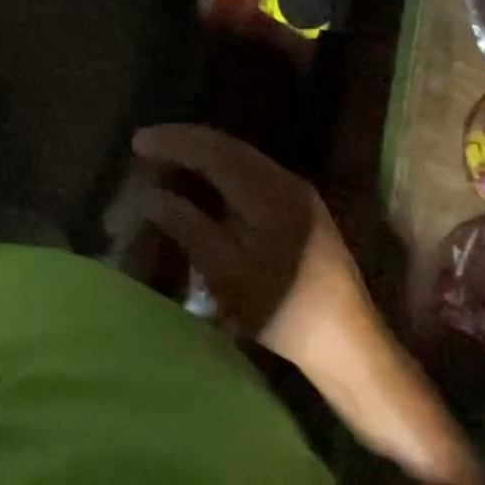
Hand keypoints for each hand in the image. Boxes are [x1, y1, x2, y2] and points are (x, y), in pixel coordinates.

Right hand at [134, 124, 483, 484]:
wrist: (348, 344)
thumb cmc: (282, 310)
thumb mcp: (225, 272)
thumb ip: (186, 225)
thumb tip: (149, 195)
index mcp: (268, 191)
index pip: (211, 149)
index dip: (171, 141)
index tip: (136, 141)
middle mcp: (285, 180)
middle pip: (226, 145)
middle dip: (183, 142)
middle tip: (145, 148)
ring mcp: (297, 193)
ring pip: (239, 157)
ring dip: (201, 154)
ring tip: (166, 161)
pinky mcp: (300, 208)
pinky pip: (250, 172)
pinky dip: (218, 169)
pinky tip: (201, 183)